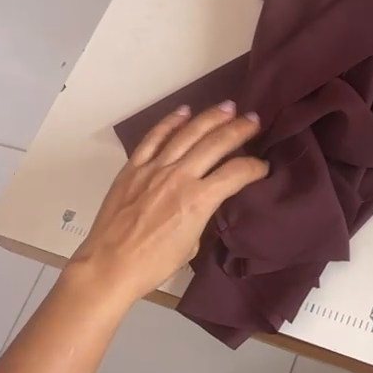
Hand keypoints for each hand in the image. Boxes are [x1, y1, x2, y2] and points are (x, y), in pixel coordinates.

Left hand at [63, 101, 267, 310]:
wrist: (110, 265)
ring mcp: (154, 168)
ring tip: (228, 107)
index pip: (236, 173)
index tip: (262, 166)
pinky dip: (170, 122)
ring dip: (210, 117)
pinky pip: (154, 138)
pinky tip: (184, 112)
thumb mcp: (191, 244)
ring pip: (188, 133)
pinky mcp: (133, 167)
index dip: (254, 167)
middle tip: (253, 121)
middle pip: (216, 143)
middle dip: (239, 130)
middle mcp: (179, 177)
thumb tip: (204, 201)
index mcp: (199, 200)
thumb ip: (201, 215)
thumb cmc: (153, 264)